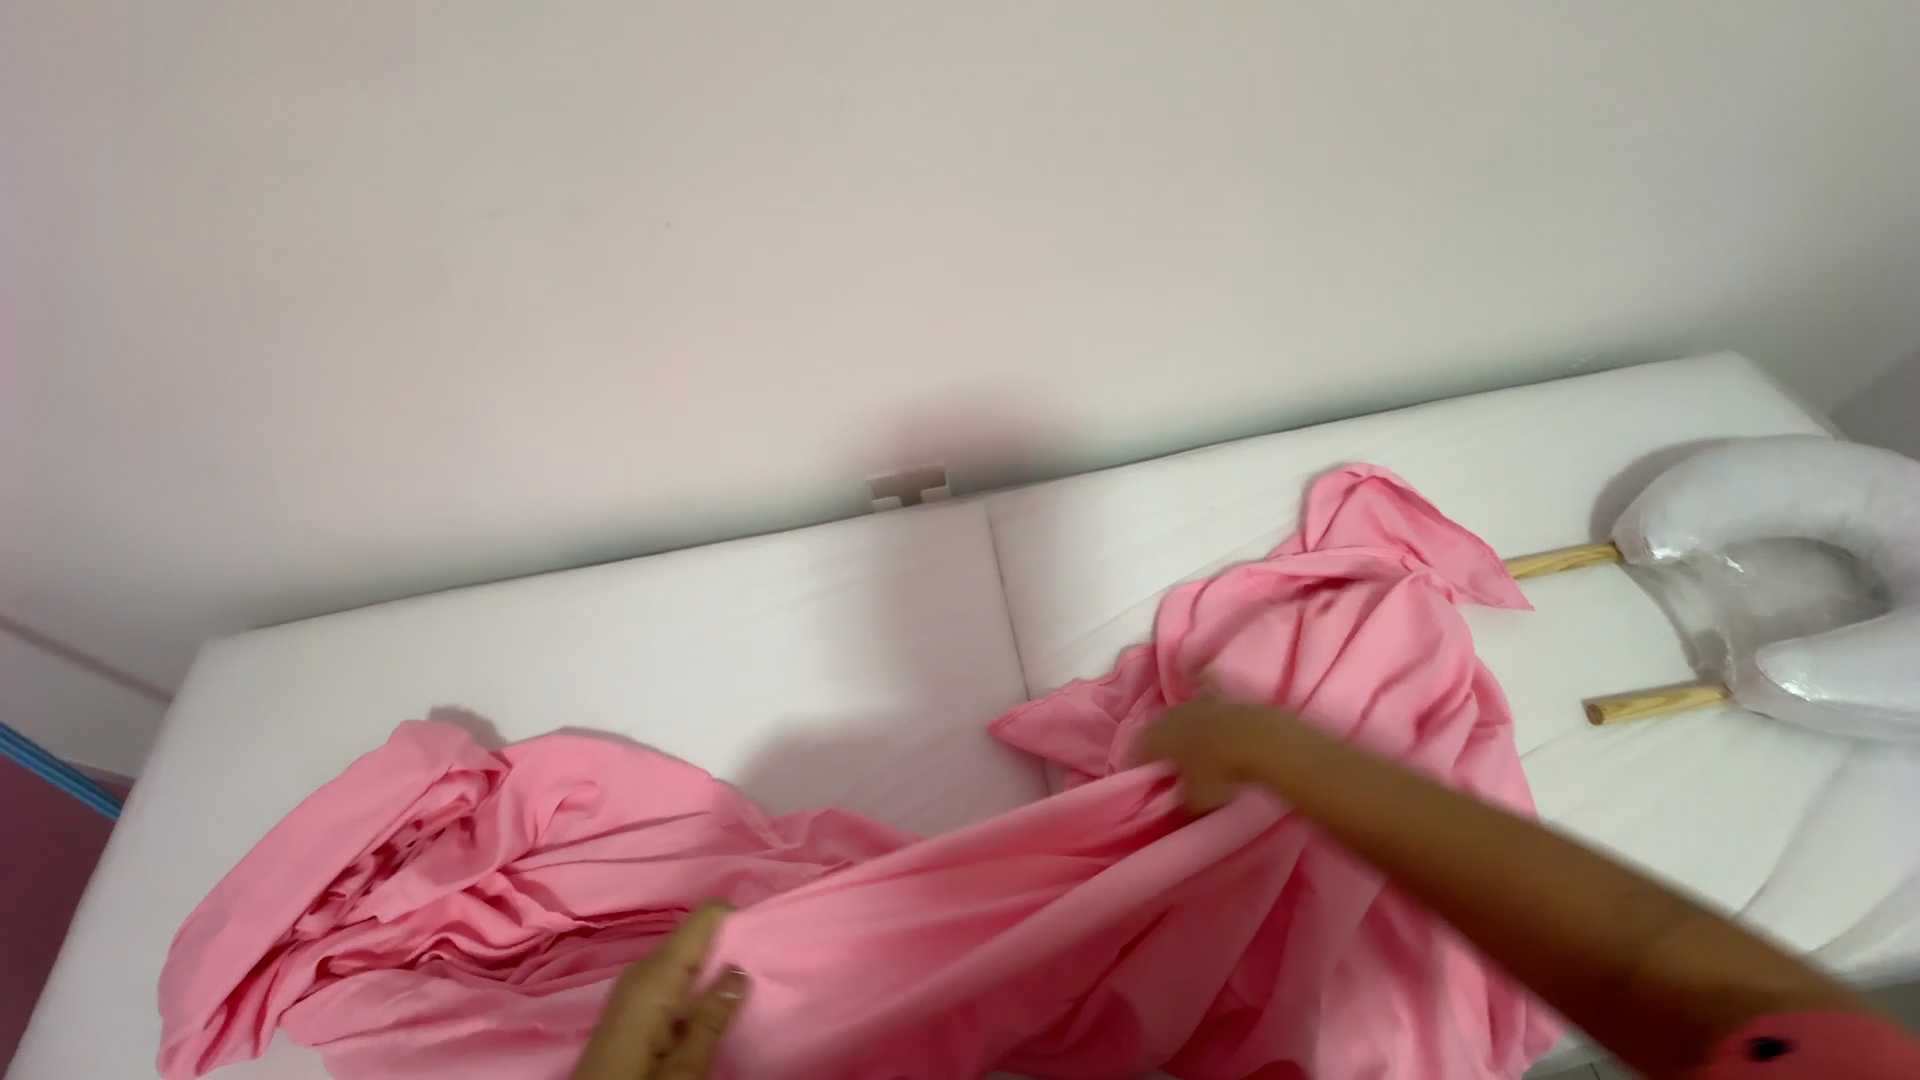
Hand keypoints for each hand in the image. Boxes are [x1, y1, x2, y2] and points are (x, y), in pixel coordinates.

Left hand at [569, 901, 749, 1079]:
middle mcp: (642, 969)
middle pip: (699, 936)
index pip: (707, 916)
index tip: (764, 953)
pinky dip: (698, 988)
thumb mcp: (682, 1072)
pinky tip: (710, 1016)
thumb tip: (741, 966)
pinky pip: (675, 978)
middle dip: (731, 952)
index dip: (740, 926)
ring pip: (689, 957)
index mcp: (655, 974)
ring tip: (740, 1001)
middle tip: (759, 983)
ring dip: (716, 973)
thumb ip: (712, 1017)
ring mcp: (634, 988)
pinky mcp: (633, 1008)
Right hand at [1134, 697, 1293, 813]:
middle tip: (1171, 768)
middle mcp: (1165, 716)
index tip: (1149, 784)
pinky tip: (1217, 734)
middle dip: (1161, 749)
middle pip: (1156, 733)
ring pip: (1179, 719)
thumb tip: (1182, 803)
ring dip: (1184, 733)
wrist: (1256, 737)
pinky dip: (1207, 722)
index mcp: (1152, 738)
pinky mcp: (1218, 697)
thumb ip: (1183, 802)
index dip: (1140, 770)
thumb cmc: (1216, 771)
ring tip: (1196, 752)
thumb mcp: (1196, 799)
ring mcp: (1191, 703)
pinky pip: (1204, 711)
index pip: (1135, 754)